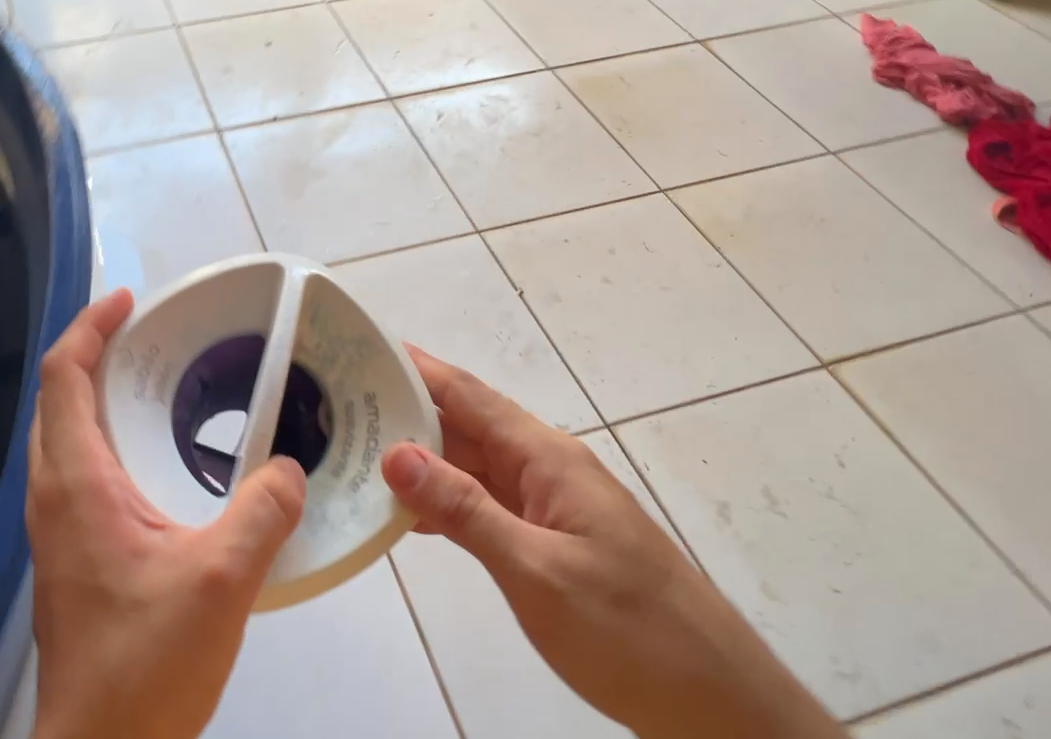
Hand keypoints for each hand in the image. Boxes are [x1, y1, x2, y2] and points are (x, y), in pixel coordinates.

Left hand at [26, 289, 307, 738]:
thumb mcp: (222, 580)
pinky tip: (161, 461)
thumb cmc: (145, 662)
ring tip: (161, 385)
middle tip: (154, 338)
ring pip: (67, 436)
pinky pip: (83, 471)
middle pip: (59, 398)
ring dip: (102, 397)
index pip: (63, 376)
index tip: (129, 301)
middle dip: (97, 354)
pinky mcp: (73, 553)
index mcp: (75, 481)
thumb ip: (262, 511)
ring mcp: (58, 526)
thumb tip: (287, 467)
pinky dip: (112, 440)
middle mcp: (55, 493)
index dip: (90, 326)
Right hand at [383, 347, 843, 738]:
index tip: (361, 347)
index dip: (416, 367)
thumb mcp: (537, 570)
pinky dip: (442, 502)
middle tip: (337, 403)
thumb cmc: (628, 630)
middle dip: (404, 409)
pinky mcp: (549, 539)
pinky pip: (483, 503)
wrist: (714, 703)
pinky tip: (404, 514)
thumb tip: (395, 452)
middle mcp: (545, 468)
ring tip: (353, 451)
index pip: (469, 394)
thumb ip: (464, 510)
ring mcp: (548, 504)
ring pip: (471, 465)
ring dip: (419, 458)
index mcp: (546, 457)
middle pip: (465, 424)